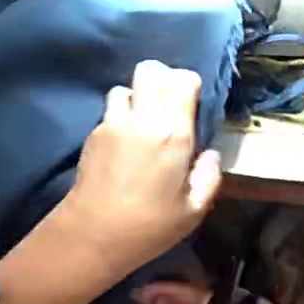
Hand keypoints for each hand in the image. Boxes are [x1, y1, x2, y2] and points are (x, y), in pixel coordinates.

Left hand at [58, 60, 222, 278]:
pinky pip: (110, 109)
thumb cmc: (150, 226)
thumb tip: (210, 153)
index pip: (183, 80)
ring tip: (143, 122)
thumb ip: (208, 176)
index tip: (192, 103)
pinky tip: (124, 141)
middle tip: (168, 104)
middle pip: (150, 70)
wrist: (93, 233)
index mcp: (173, 134)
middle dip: (162, 79)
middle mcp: (143, 118)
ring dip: (137, 97)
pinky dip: (120, 115)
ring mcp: (113, 122)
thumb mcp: (193, 210)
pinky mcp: (94, 131)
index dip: (189, 84)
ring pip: (126, 86)